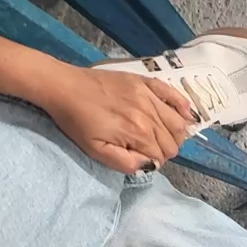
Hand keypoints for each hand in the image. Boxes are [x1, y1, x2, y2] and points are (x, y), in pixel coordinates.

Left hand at [36, 66, 197, 174]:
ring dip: (176, 134)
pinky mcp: (142, 82)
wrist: (60, 86)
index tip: (141, 157)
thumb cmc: (77, 121)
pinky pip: (172, 94)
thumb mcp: (97, 151)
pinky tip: (186, 114)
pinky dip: (182, 105)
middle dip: (165, 149)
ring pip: (178, 123)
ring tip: (163, 135)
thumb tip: (150, 163)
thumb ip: (127, 163)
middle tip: (148, 147)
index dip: (154, 160)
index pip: (163, 155)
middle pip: (174, 141)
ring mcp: (147, 96)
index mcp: (138, 132)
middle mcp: (148, 114)